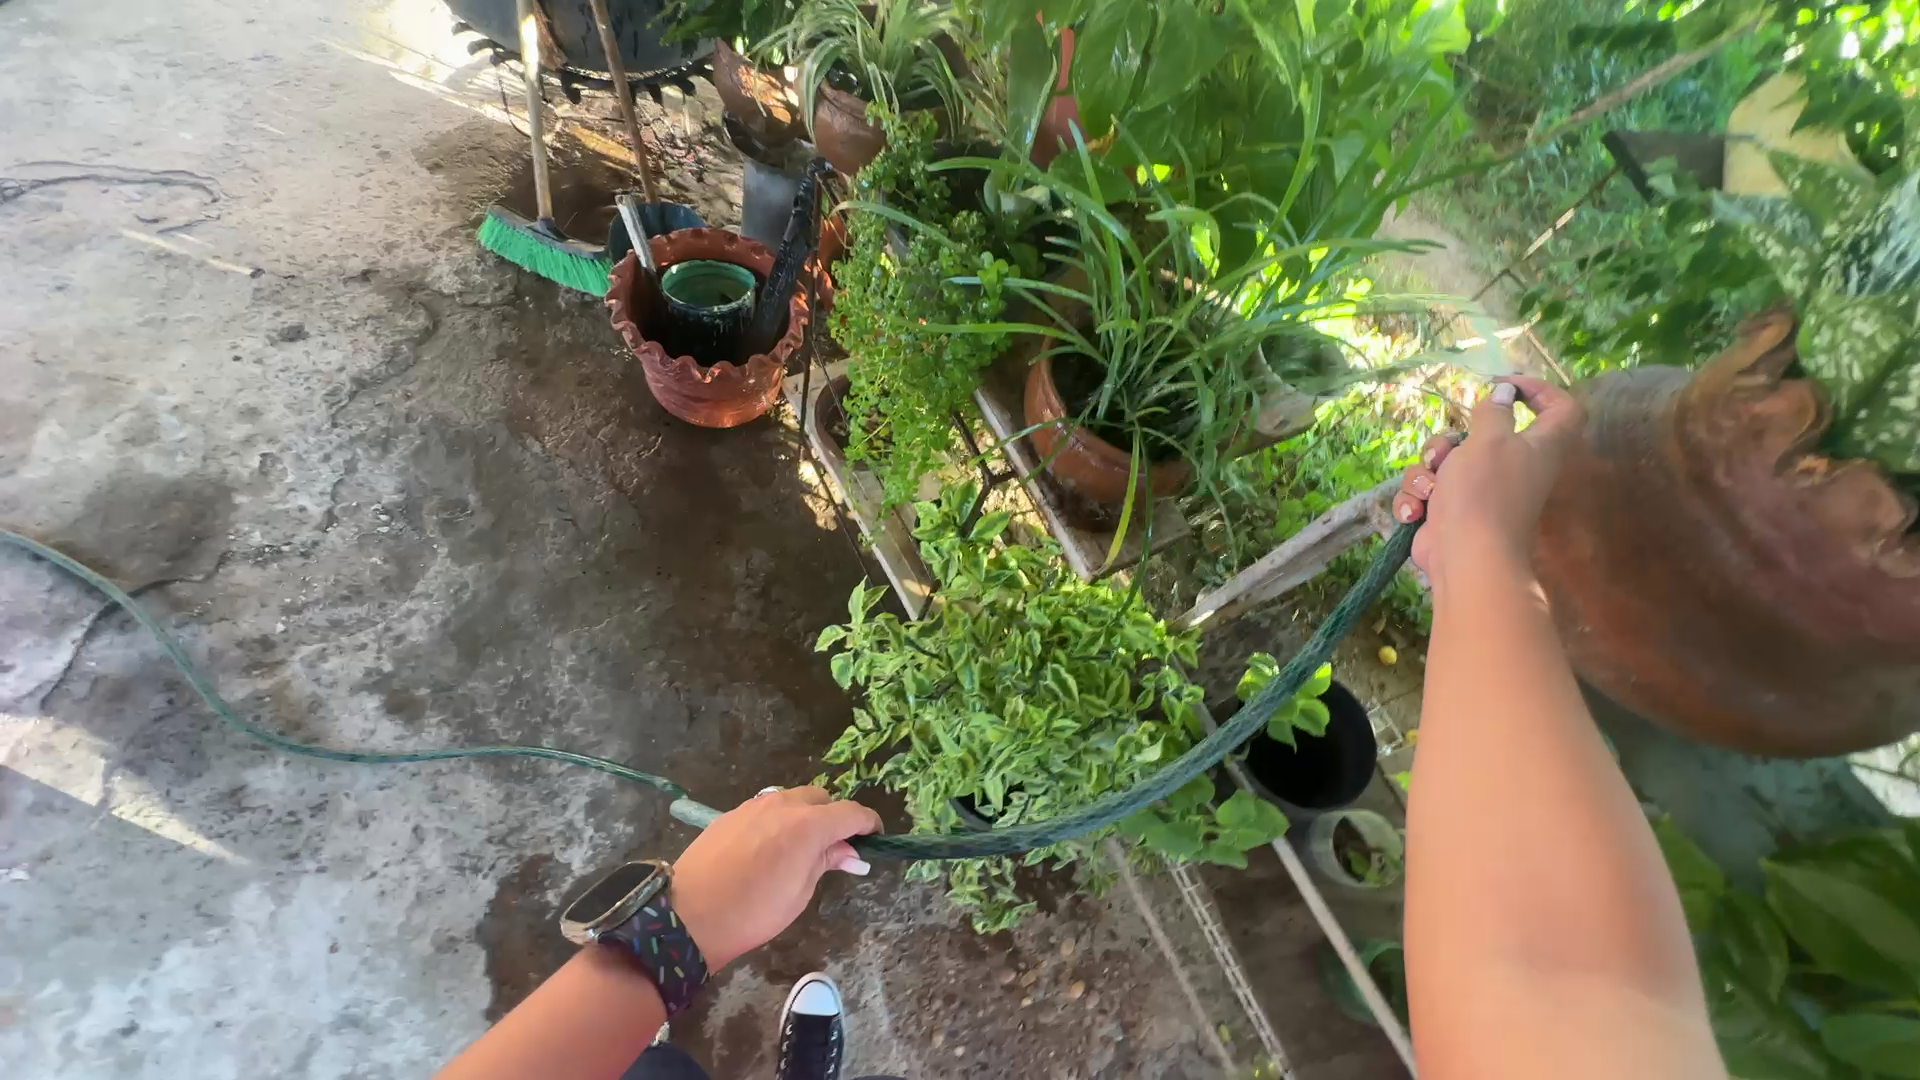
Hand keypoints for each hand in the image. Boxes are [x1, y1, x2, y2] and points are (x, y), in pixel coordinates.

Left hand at [669, 786, 880, 971]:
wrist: (687, 915)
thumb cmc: (753, 912)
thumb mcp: (800, 893)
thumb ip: (827, 862)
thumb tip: (851, 852)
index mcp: (810, 825)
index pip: (852, 812)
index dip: (868, 823)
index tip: (874, 837)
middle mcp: (786, 804)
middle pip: (823, 799)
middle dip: (834, 818)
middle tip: (833, 849)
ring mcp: (756, 805)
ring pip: (794, 799)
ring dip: (805, 816)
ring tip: (798, 848)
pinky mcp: (734, 812)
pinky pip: (768, 808)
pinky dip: (779, 820)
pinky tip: (768, 848)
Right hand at [1392, 376, 1584, 584]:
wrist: (1466, 555)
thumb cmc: (1484, 493)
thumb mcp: (1488, 441)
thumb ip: (1493, 413)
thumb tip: (1502, 394)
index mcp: (1538, 446)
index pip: (1560, 408)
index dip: (1538, 390)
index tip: (1502, 385)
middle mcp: (1512, 466)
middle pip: (1479, 437)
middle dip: (1448, 441)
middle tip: (1442, 453)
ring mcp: (1479, 491)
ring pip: (1443, 463)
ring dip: (1425, 474)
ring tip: (1427, 492)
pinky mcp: (1450, 511)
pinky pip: (1427, 492)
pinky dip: (1416, 500)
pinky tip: (1415, 513)